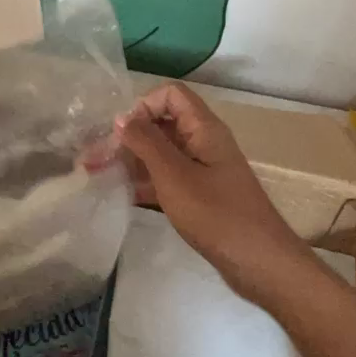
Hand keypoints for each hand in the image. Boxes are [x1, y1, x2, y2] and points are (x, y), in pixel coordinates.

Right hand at [116, 84, 326, 305]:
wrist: (259, 262)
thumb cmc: (216, 214)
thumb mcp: (174, 176)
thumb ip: (146, 143)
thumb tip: (122, 117)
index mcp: (204, 128)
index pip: (170, 95)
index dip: (143, 105)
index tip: (121, 133)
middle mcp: (204, 142)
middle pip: (164, 122)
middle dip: (131, 135)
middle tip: (96, 157)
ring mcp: (204, 169)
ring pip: (163, 152)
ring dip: (134, 159)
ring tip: (101, 175)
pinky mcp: (201, 194)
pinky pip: (169, 177)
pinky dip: (147, 181)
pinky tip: (122, 195)